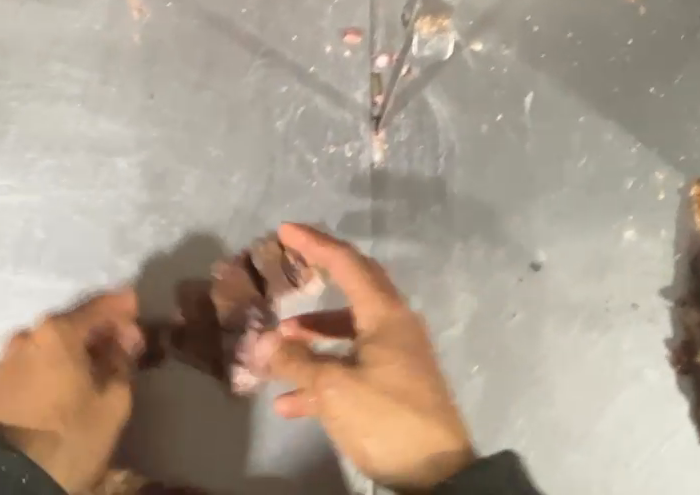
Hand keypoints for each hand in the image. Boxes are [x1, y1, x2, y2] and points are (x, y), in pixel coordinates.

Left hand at [0, 289, 143, 492]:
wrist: (8, 485)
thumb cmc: (69, 438)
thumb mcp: (113, 402)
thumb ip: (123, 361)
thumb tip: (124, 340)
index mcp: (57, 331)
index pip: (99, 307)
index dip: (124, 308)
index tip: (140, 312)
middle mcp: (28, 334)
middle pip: (73, 321)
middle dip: (100, 329)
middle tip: (124, 343)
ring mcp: (7, 358)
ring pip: (51, 342)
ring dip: (76, 347)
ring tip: (96, 365)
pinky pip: (33, 360)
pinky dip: (53, 363)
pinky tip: (68, 379)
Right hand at [263, 224, 475, 491]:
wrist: (437, 476)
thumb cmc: (385, 416)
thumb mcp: (333, 388)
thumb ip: (295, 361)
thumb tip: (261, 342)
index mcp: (384, 313)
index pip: (346, 262)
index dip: (314, 243)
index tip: (285, 230)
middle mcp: (394, 324)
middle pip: (354, 286)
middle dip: (321, 273)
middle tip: (292, 261)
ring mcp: (397, 355)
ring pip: (349, 330)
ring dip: (315, 333)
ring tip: (281, 344)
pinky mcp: (395, 386)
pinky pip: (353, 366)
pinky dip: (324, 374)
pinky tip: (290, 401)